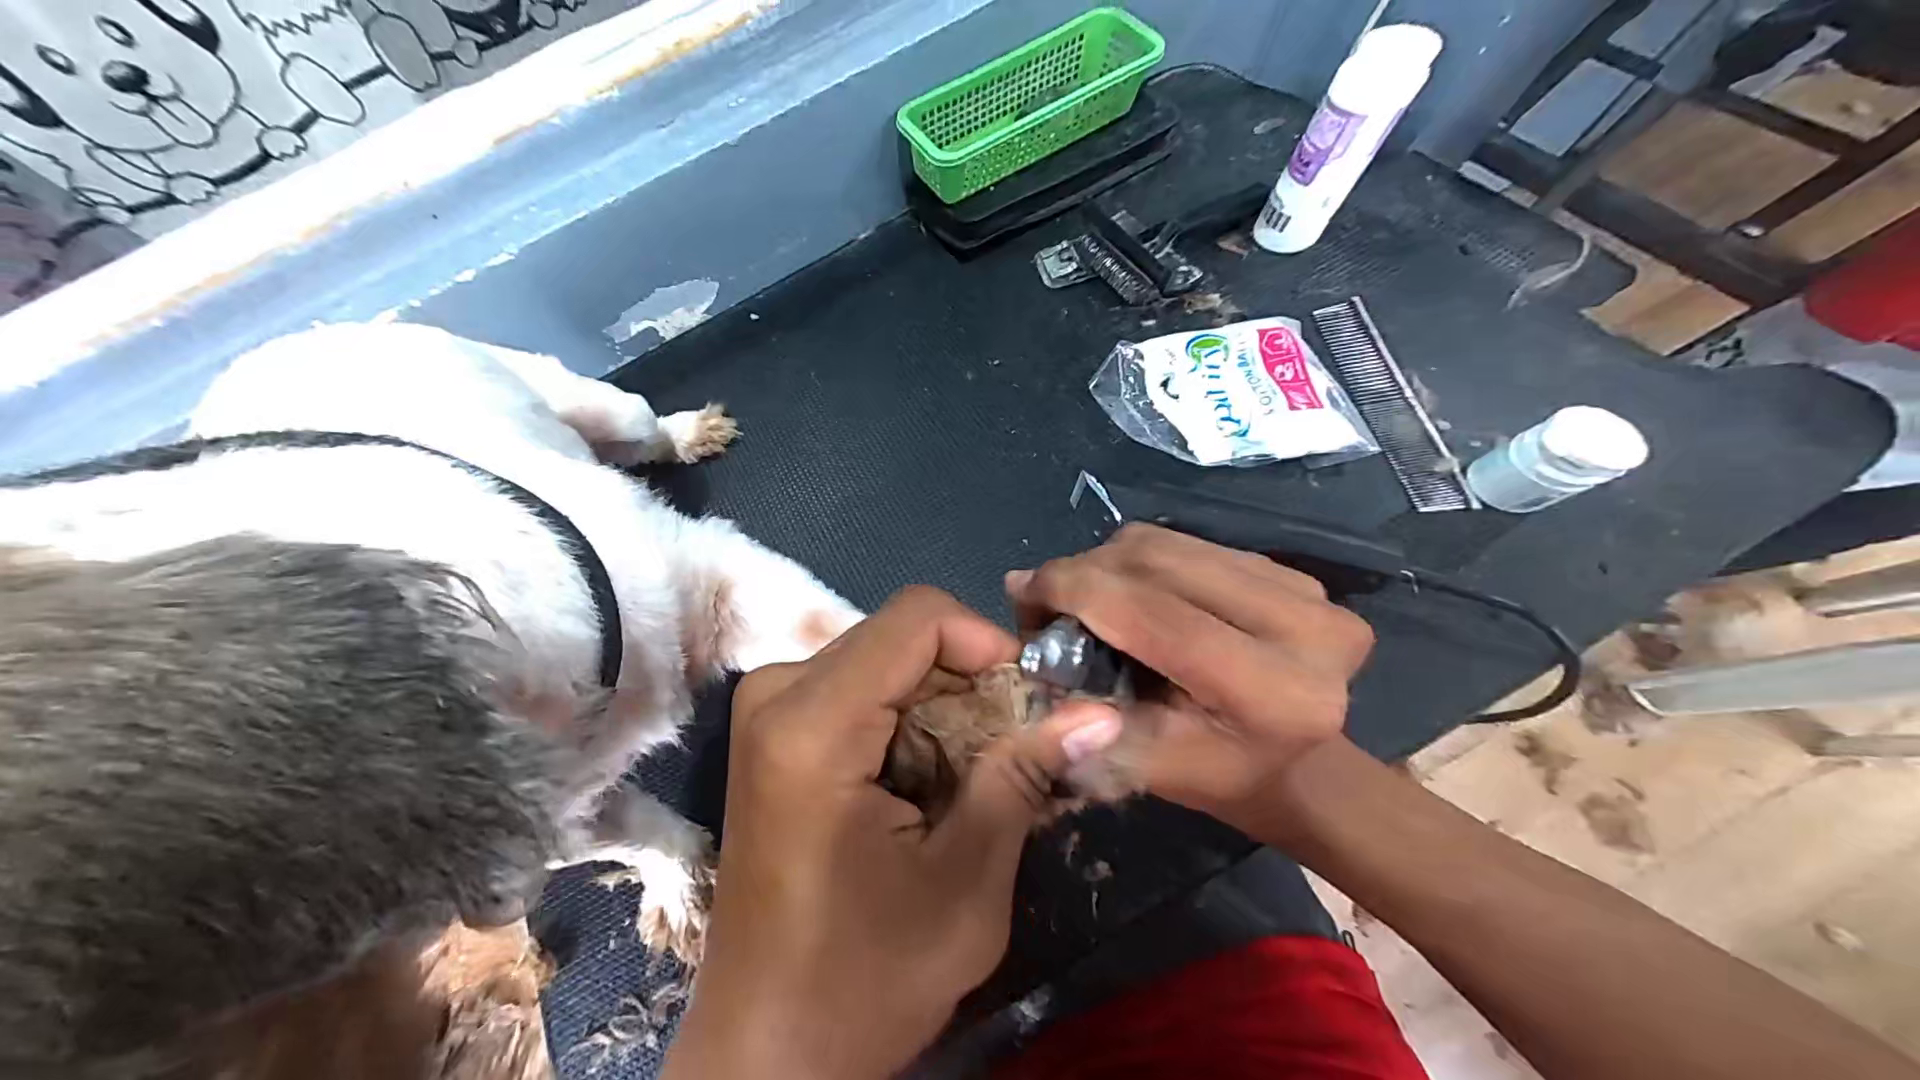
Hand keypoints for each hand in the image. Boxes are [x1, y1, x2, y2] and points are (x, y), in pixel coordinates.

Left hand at [664, 588, 1121, 1079]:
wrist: (769, 1048)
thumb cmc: (863, 979)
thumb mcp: (966, 880)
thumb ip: (1024, 775)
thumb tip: (1098, 710)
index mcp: (812, 724)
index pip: (918, 617)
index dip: (987, 644)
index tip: (1028, 702)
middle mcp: (776, 692)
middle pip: (903, 636)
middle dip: (971, 681)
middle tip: (1013, 750)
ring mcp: (769, 708)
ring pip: (889, 658)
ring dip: (946, 704)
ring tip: (974, 777)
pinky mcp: (776, 730)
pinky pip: (862, 686)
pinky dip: (912, 719)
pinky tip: (929, 781)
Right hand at [1006, 524, 1373, 831]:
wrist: (1290, 763)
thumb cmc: (1214, 775)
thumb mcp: (1142, 764)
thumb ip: (1081, 694)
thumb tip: (1019, 595)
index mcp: (1279, 694)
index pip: (1160, 619)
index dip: (1080, 591)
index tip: (1022, 589)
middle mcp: (1310, 629)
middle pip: (1162, 566)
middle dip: (1083, 572)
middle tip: (1040, 597)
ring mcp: (1307, 590)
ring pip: (1170, 544)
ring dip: (1105, 561)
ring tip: (1078, 593)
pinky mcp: (1290, 570)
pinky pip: (1187, 542)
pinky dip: (1138, 559)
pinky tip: (1123, 588)